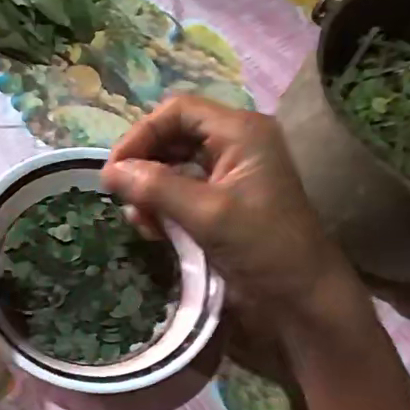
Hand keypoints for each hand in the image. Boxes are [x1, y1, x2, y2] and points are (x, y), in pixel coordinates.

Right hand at [103, 95, 348, 319]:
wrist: (301, 297)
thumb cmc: (263, 247)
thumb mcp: (206, 214)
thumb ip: (155, 187)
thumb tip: (108, 172)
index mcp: (240, 132)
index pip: (176, 112)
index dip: (141, 134)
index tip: (114, 170)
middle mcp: (233, 144)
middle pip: (170, 137)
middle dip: (143, 166)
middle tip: (122, 197)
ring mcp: (227, 173)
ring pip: (169, 166)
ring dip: (148, 192)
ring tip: (143, 222)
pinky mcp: (219, 201)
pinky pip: (177, 191)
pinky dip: (159, 208)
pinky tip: (154, 232)